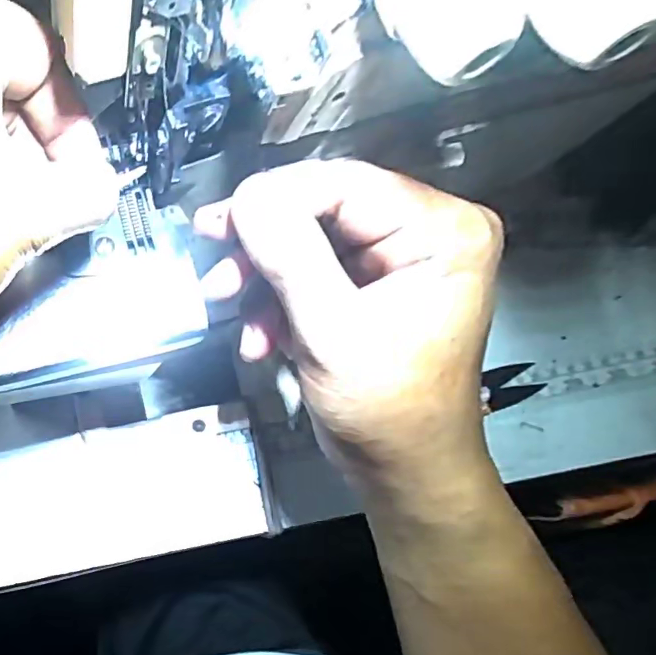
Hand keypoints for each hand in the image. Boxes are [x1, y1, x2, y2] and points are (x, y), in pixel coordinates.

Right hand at [197, 160, 505, 515]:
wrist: (401, 469)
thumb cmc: (388, 411)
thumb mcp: (332, 332)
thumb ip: (290, 258)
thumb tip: (249, 197)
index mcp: (440, 232)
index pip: (345, 185)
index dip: (276, 199)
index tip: (221, 222)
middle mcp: (423, 237)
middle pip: (322, 213)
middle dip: (262, 247)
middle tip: (215, 259)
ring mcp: (393, 267)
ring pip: (307, 248)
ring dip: (261, 282)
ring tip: (227, 305)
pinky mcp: (367, 295)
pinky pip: (309, 281)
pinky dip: (276, 308)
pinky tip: (259, 340)